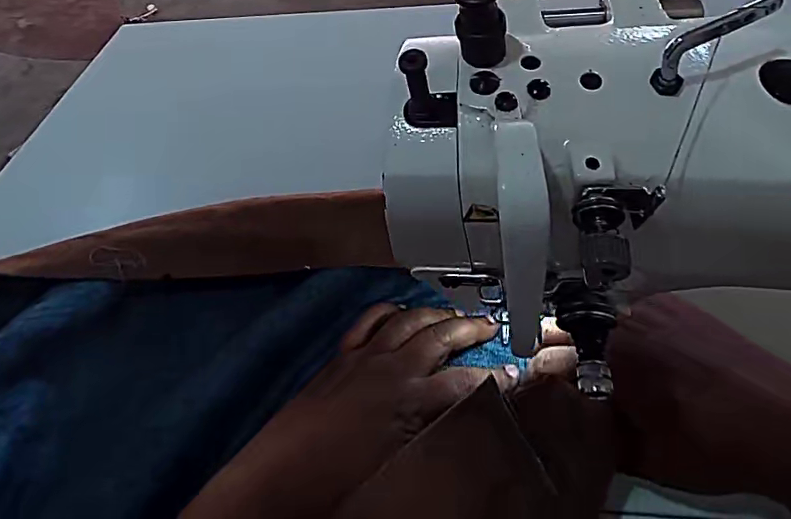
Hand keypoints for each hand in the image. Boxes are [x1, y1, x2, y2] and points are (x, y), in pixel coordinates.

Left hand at [182, 304, 517, 518]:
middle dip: (469, 327)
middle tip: (489, 325)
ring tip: (452, 311)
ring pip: (408, 320)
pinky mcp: (342, 356)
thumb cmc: (336, 481)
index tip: (511, 375)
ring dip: (434, 312)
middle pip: (440, 335)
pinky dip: (389, 310)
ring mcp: (364, 356)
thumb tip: (458, 420)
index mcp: (408, 398)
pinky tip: (398, 309)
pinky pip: (370, 320)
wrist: (280, 478)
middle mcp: (389, 367)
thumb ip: (434, 434)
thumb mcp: (401, 463)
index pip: (463, 381)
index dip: (492, 378)